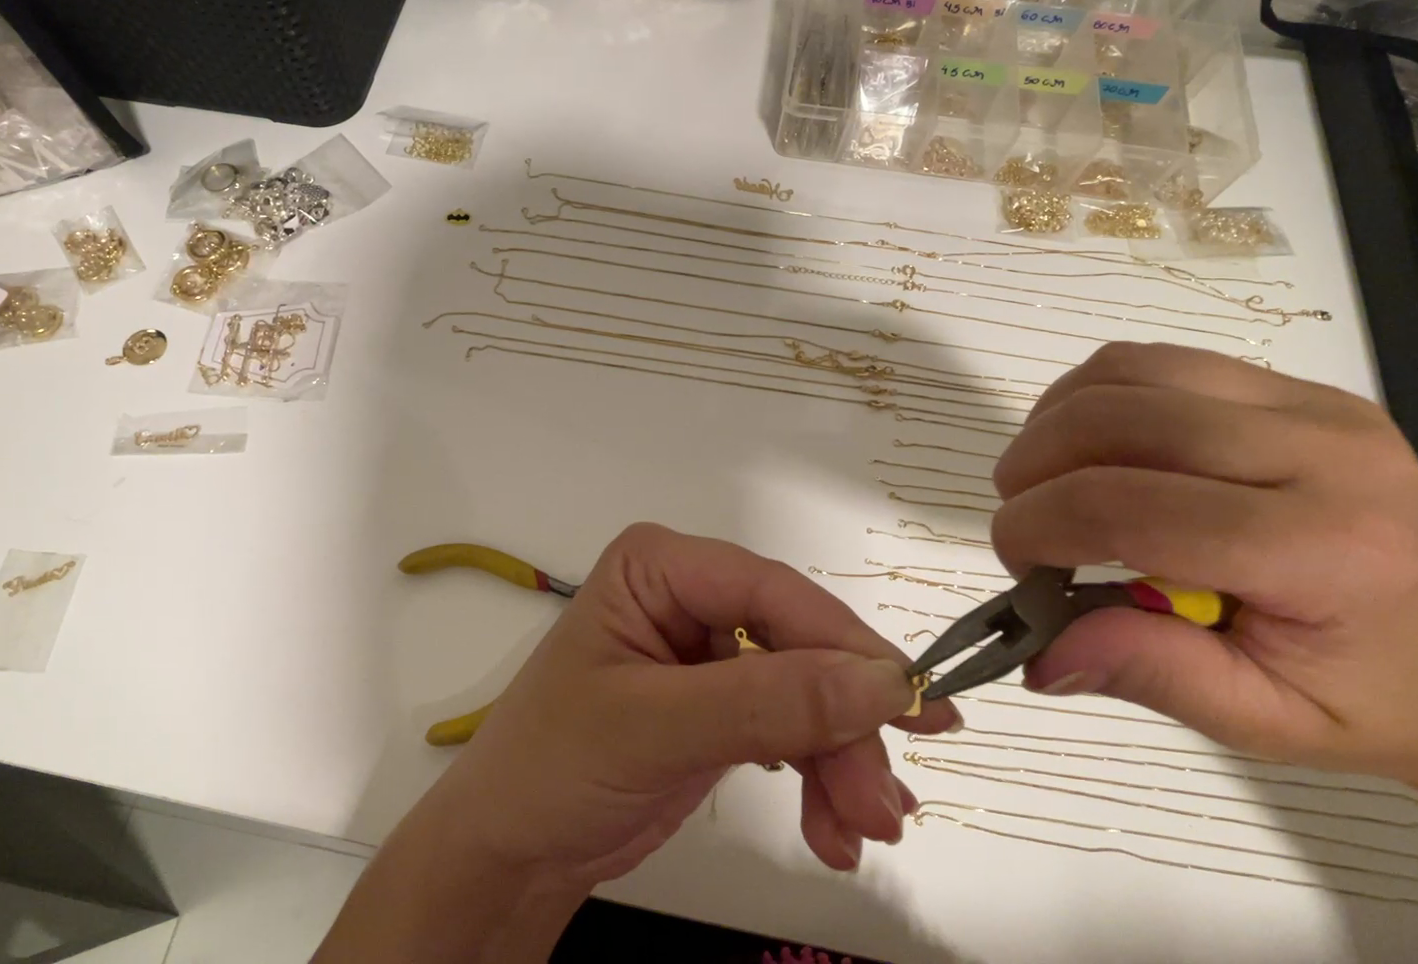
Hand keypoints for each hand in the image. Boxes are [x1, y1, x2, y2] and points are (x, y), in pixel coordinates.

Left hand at [431, 524, 959, 885]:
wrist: (510, 850)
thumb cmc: (555, 766)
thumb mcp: (655, 729)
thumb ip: (767, 703)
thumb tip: (881, 682)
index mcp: (660, 568)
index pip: (771, 591)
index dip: (842, 645)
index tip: (907, 704)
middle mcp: (691, 598)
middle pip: (798, 646)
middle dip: (843, 727)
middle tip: (882, 806)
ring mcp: (709, 655)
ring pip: (806, 693)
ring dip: (840, 763)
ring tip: (861, 832)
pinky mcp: (721, 708)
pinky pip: (791, 728)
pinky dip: (820, 777)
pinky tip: (837, 828)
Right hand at [989, 342, 1417, 795]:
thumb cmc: (1371, 701)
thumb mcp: (1260, 720)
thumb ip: (1147, 674)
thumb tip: (1037, 654)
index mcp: (1326, 549)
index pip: (1130, 507)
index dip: (1038, 527)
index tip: (1015, 565)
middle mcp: (1324, 452)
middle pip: (1118, 419)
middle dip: (1032, 468)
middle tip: (1020, 524)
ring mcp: (1312, 405)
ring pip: (1127, 372)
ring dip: (1053, 424)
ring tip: (1044, 482)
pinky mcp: (1294, 387)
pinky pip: (1153, 362)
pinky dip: (1090, 398)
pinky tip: (1087, 450)